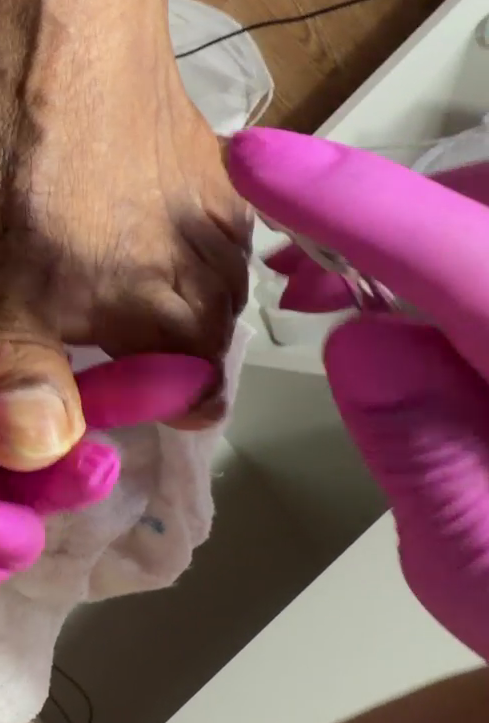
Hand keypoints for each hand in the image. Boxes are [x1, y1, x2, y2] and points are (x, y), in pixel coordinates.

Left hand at [0, 339, 212, 722]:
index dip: (31, 347)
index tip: (113, 318)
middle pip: (14, 424)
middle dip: (85, 405)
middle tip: (177, 382)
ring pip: (22, 484)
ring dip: (61, 473)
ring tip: (94, 465)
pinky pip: (2, 546)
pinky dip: (15, 536)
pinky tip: (3, 535)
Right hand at [228, 129, 488, 659]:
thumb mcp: (478, 564)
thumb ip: (423, 448)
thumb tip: (363, 338)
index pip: (466, 263)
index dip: (353, 204)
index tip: (255, 157)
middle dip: (398, 220)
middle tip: (294, 281)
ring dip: (419, 239)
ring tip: (335, 302)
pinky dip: (448, 266)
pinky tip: (401, 318)